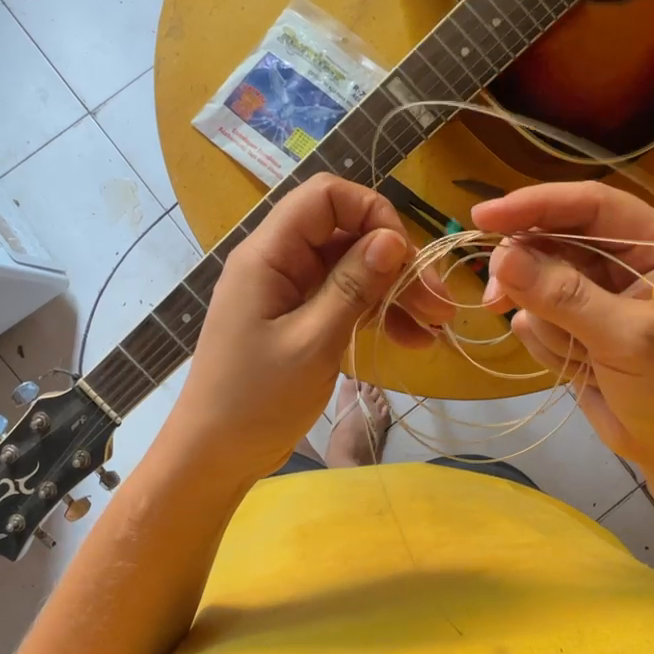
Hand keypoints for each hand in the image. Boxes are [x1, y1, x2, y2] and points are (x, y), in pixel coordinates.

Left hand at [168, 175, 453, 476]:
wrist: (214, 456)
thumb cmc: (255, 400)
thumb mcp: (312, 342)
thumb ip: (353, 287)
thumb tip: (393, 238)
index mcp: (269, 255)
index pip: (325, 197)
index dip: (372, 213)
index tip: (405, 255)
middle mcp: (278, 263)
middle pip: (346, 235)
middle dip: (396, 262)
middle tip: (439, 306)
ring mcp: (288, 293)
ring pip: (352, 270)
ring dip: (395, 293)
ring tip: (436, 327)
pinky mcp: (298, 322)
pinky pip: (344, 302)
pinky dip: (377, 316)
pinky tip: (412, 341)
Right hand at [472, 182, 653, 477]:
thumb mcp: (626, 339)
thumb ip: (564, 295)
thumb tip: (502, 256)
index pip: (589, 205)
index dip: (535, 204)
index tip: (483, 216)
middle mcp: (627, 260)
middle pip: (554, 240)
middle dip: (526, 270)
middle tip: (494, 297)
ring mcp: (598, 295)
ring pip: (538, 282)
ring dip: (546, 320)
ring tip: (575, 356)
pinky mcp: (577, 326)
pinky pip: (537, 318)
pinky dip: (546, 342)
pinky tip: (576, 366)